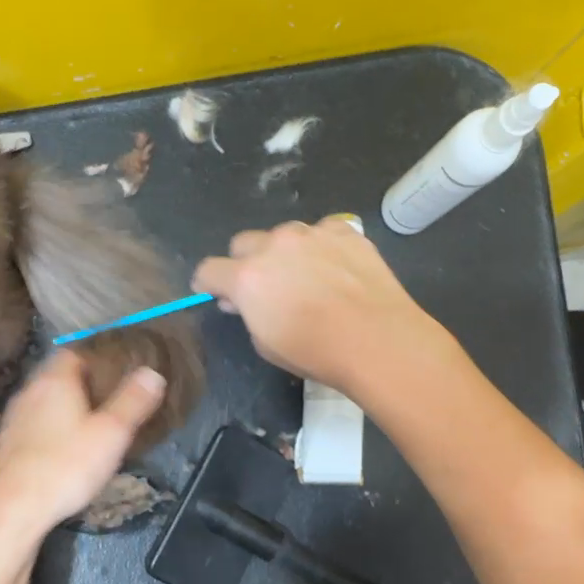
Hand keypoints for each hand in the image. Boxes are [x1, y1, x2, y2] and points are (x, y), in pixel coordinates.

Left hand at [0, 351, 165, 563]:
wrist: (12, 510)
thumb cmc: (66, 467)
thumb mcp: (111, 434)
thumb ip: (133, 401)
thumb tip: (151, 372)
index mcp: (54, 380)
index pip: (75, 351)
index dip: (97, 357)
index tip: (119, 370)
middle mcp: (29, 392)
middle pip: (58, 376)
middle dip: (84, 384)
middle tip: (111, 398)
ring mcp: (13, 419)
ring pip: (45, 402)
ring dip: (66, 408)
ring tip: (91, 423)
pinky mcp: (6, 445)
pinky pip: (34, 425)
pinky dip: (51, 429)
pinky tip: (64, 449)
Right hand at [191, 216, 458, 394]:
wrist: (376, 339)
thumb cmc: (314, 351)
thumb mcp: (265, 343)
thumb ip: (248, 314)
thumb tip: (241, 300)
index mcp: (246, 277)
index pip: (208, 269)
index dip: (207, 283)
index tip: (213, 293)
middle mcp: (274, 246)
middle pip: (243, 243)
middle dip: (245, 263)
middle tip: (262, 287)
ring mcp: (311, 233)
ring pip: (283, 235)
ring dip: (283, 252)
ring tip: (304, 278)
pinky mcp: (344, 231)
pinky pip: (321, 232)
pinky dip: (320, 247)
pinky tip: (334, 269)